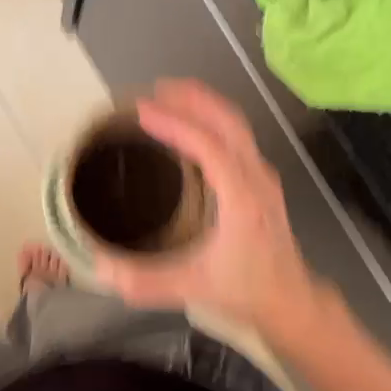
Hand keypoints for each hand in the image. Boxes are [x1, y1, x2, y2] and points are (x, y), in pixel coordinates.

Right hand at [93, 80, 319, 335]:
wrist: (290, 301)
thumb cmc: (246, 290)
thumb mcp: (194, 288)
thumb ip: (146, 281)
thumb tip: (100, 269)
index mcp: (241, 198)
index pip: (208, 146)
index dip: (175, 125)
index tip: (142, 110)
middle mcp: (255, 178)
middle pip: (228, 122)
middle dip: (193, 99)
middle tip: (155, 89)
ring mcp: (262, 177)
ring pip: (236, 126)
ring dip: (205, 105)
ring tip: (171, 95)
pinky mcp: (261, 181)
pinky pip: (238, 137)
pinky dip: (213, 120)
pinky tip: (192, 126)